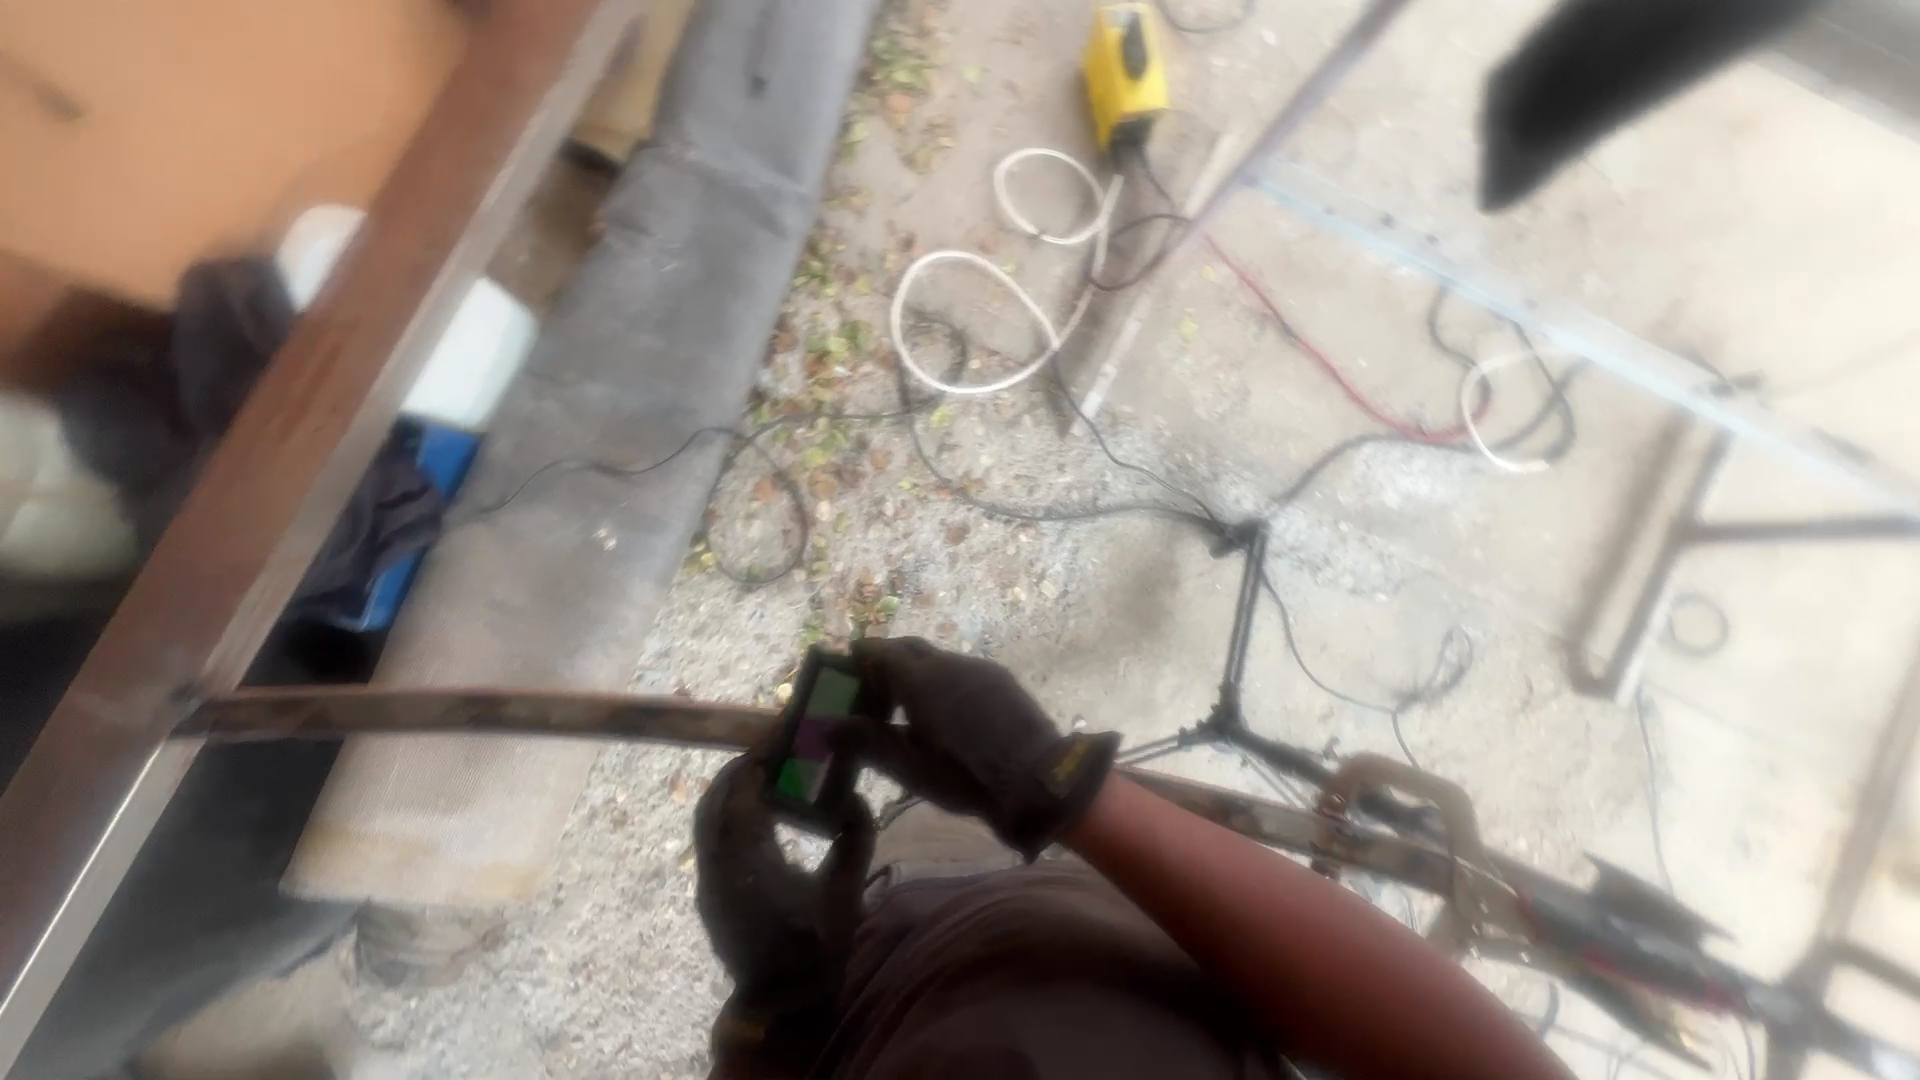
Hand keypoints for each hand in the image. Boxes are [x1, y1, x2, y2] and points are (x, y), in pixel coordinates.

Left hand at [694, 748, 872, 1024]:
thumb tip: (852, 793)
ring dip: (733, 787)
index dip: (757, 760)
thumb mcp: (845, 890)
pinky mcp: (710, 889)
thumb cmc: (818, 947)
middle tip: (775, 745)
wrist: (785, 1001)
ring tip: (768, 768)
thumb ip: (855, 836)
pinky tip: (762, 805)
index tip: (781, 735)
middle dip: (742, 767)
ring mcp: (708, 881)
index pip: (741, 796)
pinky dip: (731, 809)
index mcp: (746, 867)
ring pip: (707, 817)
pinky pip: (712, 834)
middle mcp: (717, 869)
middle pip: (715, 800)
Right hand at [851, 637, 1117, 859]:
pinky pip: (960, 671)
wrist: (1038, 779)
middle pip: (908, 649)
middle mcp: (947, 663)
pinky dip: (943, 682)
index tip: (847, 668)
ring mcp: (977, 668)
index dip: (861, 658)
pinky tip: (946, 714)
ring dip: (917, 673)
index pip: (880, 652)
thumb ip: (868, 743)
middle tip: (872, 687)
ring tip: (908, 707)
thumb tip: (830, 728)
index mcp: (920, 679)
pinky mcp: (999, 679)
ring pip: (937, 659)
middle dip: (887, 660)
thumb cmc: (965, 776)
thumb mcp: (910, 767)